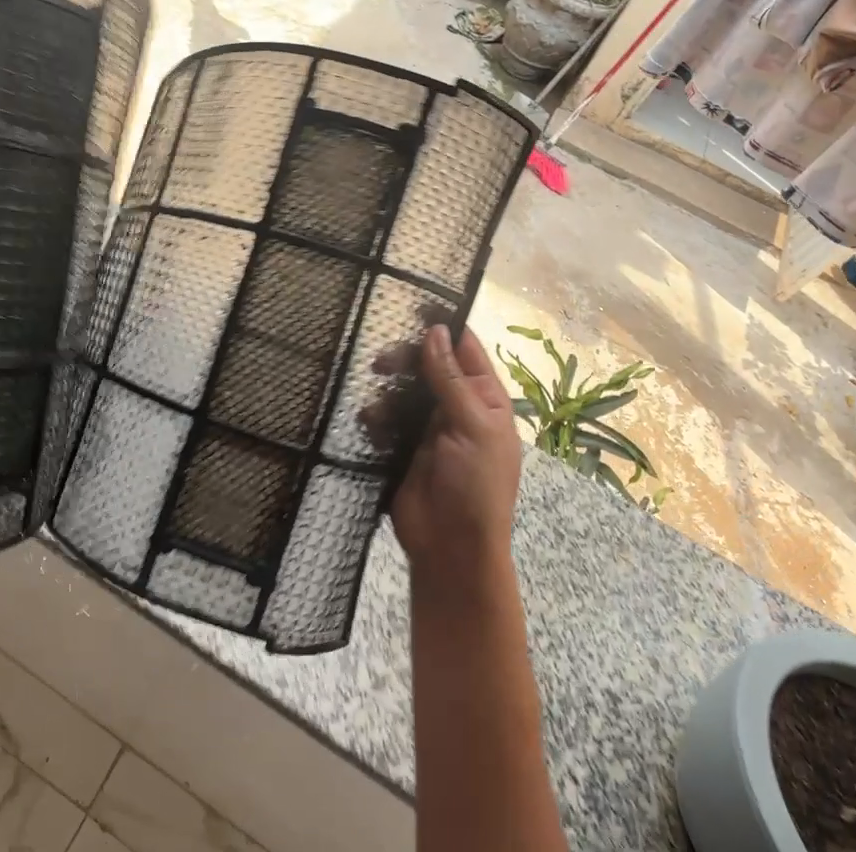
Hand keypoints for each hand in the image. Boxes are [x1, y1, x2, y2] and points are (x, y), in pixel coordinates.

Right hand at [389, 325, 524, 587]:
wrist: (451, 547)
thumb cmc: (476, 486)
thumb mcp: (472, 426)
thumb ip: (450, 379)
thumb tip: (435, 331)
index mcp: (485, 400)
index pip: (465, 351)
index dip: (442, 329)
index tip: (412, 308)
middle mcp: (457, 409)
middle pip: (427, 367)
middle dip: (404, 362)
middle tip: (379, 364)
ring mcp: (428, 430)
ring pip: (401, 393)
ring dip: (386, 397)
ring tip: (374, 413)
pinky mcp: (402, 449)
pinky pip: (385, 422)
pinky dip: (375, 421)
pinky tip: (370, 429)